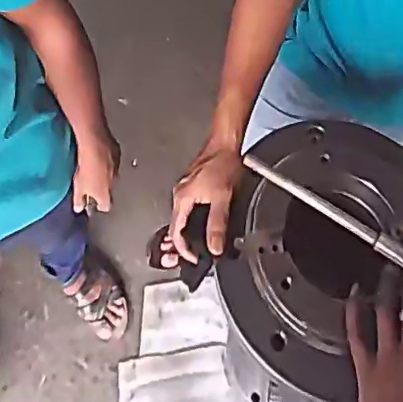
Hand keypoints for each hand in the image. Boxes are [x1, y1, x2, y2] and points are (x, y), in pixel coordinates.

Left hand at [73, 132, 119, 212]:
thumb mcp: (77, 187)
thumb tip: (79, 208)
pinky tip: (99, 155)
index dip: (100, 205)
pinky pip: (113, 161)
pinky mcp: (118, 154)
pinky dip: (108, 160)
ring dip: (106, 173)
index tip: (94, 203)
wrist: (95, 145)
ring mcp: (117, 168)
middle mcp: (114, 183)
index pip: (106, 206)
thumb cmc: (86, 168)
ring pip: (112, 175)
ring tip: (95, 166)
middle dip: (103, 188)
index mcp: (104, 194)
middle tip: (92, 183)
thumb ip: (78, 200)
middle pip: (109, 190)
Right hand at [166, 143, 242, 263]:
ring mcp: (186, 188)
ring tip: (199, 245)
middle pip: (177, 225)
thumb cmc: (222, 162)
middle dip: (184, 243)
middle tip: (194, 256)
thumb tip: (214, 247)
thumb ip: (217, 224)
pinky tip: (203, 223)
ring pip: (183, 216)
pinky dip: (193, 220)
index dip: (184, 250)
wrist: (226, 142)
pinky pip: (189, 207)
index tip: (195, 259)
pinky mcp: (194, 184)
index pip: (176, 232)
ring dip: (189, 231)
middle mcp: (180, 193)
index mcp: (182, 198)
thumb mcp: (222, 197)